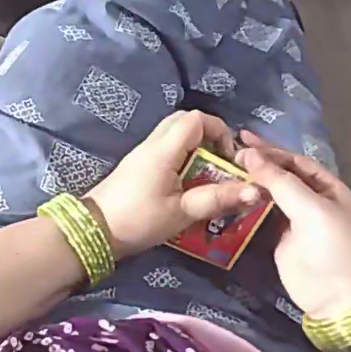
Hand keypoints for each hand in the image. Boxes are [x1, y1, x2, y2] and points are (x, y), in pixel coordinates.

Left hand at [86, 111, 262, 257]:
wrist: (93, 232)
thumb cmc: (138, 220)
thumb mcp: (182, 212)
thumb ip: (218, 199)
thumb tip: (257, 191)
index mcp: (164, 150)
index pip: (196, 119)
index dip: (219, 131)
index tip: (229, 157)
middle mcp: (152, 144)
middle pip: (184, 122)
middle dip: (208, 137)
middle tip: (220, 164)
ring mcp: (141, 155)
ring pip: (173, 136)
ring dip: (195, 149)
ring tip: (207, 177)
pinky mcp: (136, 168)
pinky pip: (164, 151)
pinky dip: (181, 159)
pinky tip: (187, 185)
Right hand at [235, 131, 350, 320]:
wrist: (339, 299)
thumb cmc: (334, 249)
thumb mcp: (312, 210)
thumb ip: (280, 182)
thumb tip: (249, 156)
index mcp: (326, 187)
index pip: (294, 160)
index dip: (270, 150)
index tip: (241, 141)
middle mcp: (310, 199)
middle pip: (281, 174)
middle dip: (258, 163)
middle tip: (228, 153)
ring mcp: (294, 220)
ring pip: (270, 194)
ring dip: (250, 182)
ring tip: (224, 170)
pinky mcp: (280, 239)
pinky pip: (262, 215)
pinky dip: (248, 204)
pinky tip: (231, 195)